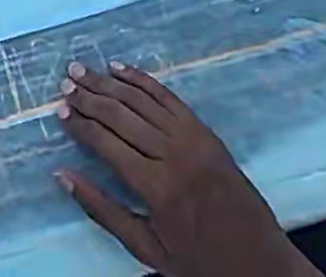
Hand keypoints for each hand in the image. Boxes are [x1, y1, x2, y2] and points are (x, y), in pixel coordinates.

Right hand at [54, 60, 321, 276]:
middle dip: (87, 97)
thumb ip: (103, 210)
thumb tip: (61, 175)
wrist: (266, 269)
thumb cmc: (201, 263)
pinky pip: (168, 97)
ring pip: (139, 100)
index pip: (105, 143)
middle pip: (119, 115)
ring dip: (106, 82)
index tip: (59, 112)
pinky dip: (141, 79)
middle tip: (64, 83)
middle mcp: (173, 156)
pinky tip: (119, 68)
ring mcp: (193, 140)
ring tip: (80, 69)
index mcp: (157, 187)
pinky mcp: (206, 133)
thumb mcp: (149, 250)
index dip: (79, 124)